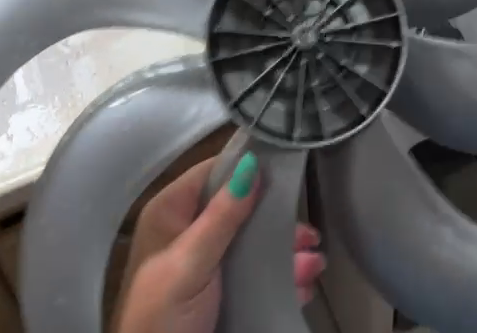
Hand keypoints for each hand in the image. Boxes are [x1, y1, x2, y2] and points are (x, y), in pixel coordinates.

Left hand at [116, 152, 326, 332]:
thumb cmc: (162, 314)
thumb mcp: (191, 262)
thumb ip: (222, 215)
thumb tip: (252, 162)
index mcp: (171, 212)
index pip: (213, 172)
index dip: (247, 168)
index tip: (287, 167)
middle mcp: (188, 231)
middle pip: (239, 209)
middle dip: (276, 220)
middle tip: (309, 233)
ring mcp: (203, 263)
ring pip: (251, 244)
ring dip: (284, 251)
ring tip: (314, 263)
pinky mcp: (217, 292)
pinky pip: (252, 274)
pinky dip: (278, 278)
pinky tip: (302, 284)